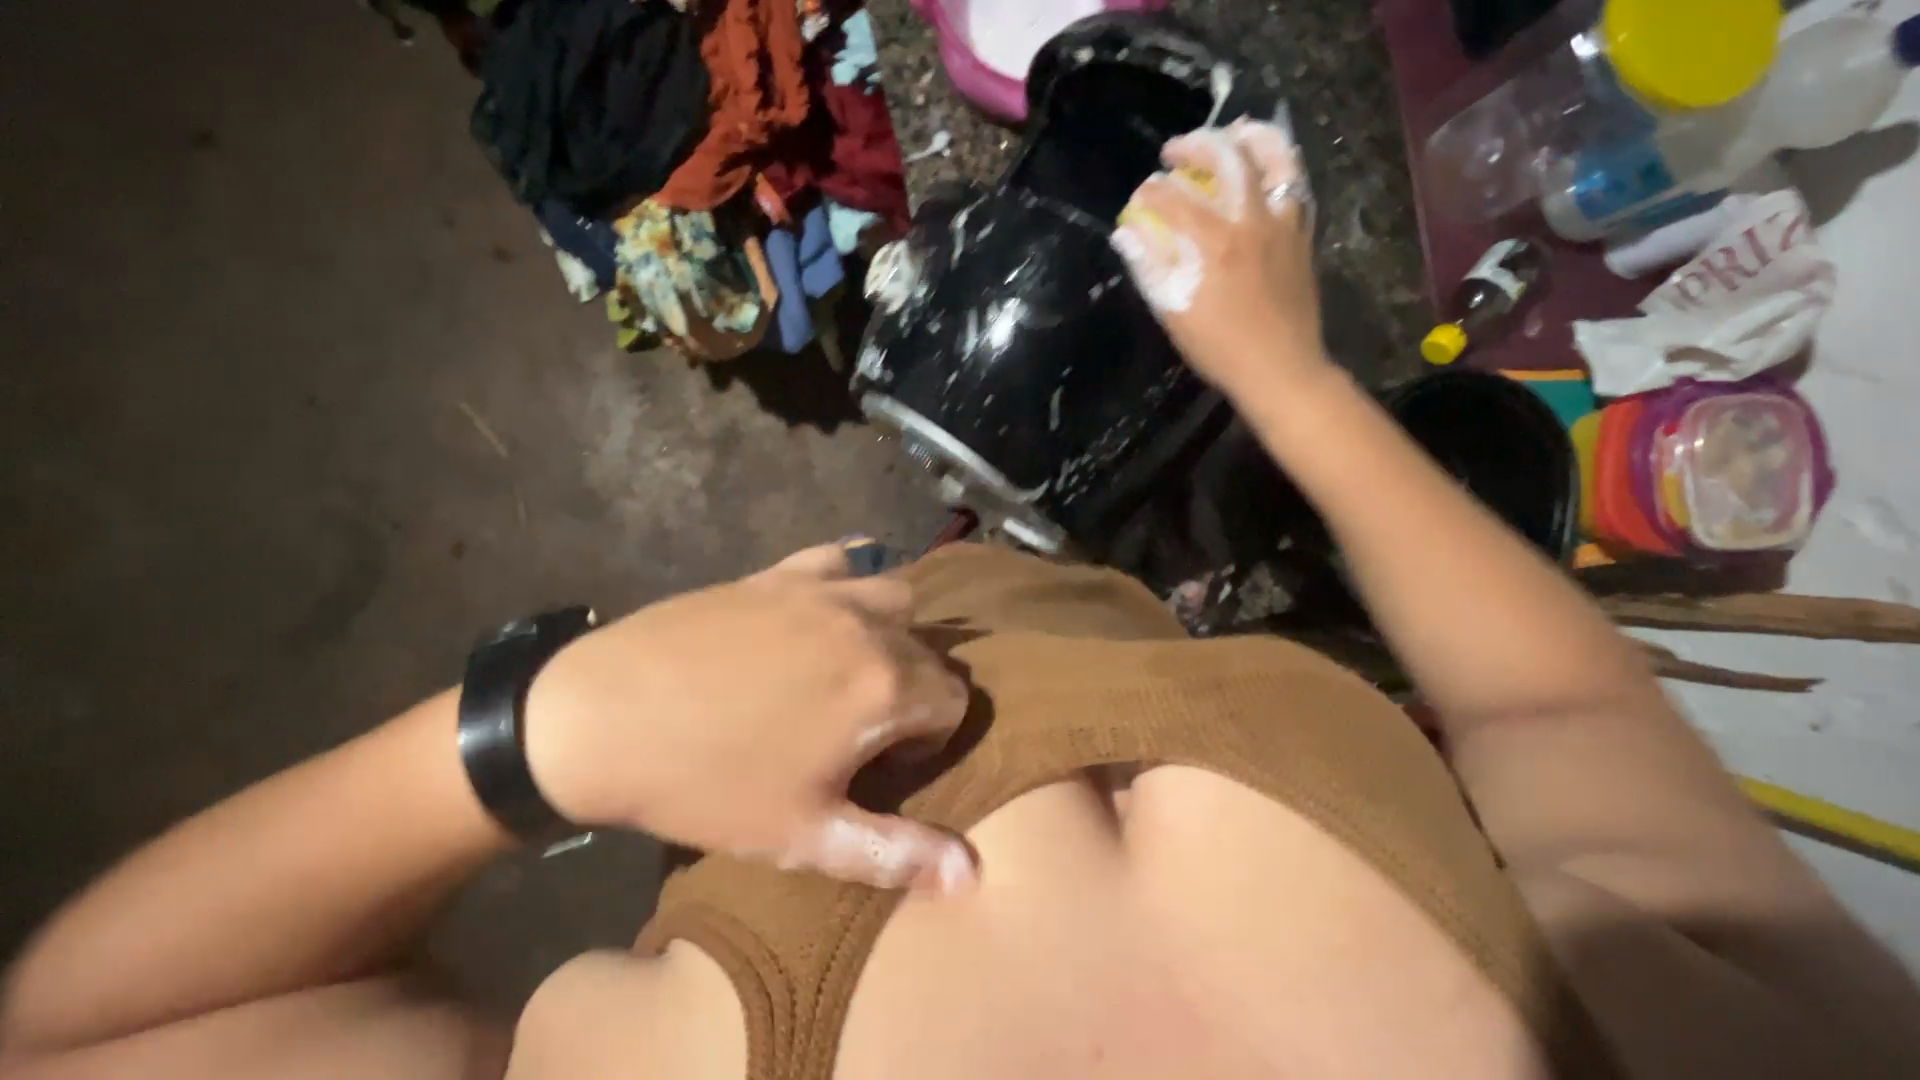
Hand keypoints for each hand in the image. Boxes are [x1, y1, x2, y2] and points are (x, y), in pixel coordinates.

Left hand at [522, 544, 976, 895]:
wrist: (602, 718)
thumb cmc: (709, 782)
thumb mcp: (806, 835)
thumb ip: (895, 852)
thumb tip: (973, 873)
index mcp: (885, 685)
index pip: (954, 699)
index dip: (928, 740)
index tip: (881, 766)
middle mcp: (867, 624)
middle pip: (929, 651)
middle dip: (914, 691)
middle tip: (861, 729)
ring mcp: (821, 590)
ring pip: (896, 597)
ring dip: (893, 632)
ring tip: (850, 669)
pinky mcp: (776, 573)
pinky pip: (840, 560)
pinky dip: (850, 580)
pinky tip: (824, 611)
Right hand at [1109, 120, 1331, 399]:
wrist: (1282, 369)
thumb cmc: (1220, 348)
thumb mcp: (1173, 313)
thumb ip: (1149, 267)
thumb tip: (1126, 234)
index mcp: (1213, 242)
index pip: (1173, 198)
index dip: (1150, 192)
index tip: (1138, 197)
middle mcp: (1251, 221)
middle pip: (1226, 158)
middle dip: (1195, 145)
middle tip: (1175, 152)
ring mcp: (1283, 225)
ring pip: (1276, 159)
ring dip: (1252, 137)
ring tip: (1235, 132)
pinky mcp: (1302, 236)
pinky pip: (1296, 186)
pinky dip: (1281, 167)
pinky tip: (1267, 167)